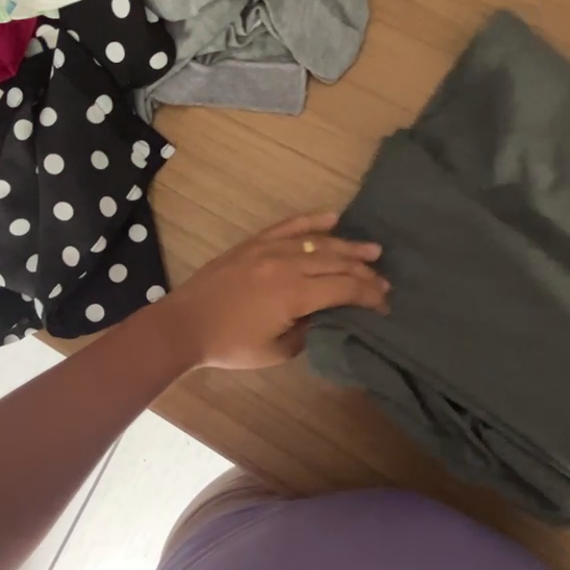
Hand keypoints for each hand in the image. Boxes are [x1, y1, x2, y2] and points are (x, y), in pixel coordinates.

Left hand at [147, 212, 389, 369]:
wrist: (184, 325)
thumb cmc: (229, 345)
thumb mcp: (275, 351)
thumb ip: (307, 333)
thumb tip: (325, 318)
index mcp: (295, 293)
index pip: (345, 289)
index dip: (370, 297)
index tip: (385, 307)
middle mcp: (287, 264)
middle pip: (337, 263)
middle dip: (365, 273)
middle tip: (385, 282)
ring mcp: (270, 249)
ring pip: (319, 242)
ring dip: (349, 246)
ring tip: (373, 251)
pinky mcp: (254, 243)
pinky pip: (289, 226)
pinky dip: (312, 220)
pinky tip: (332, 217)